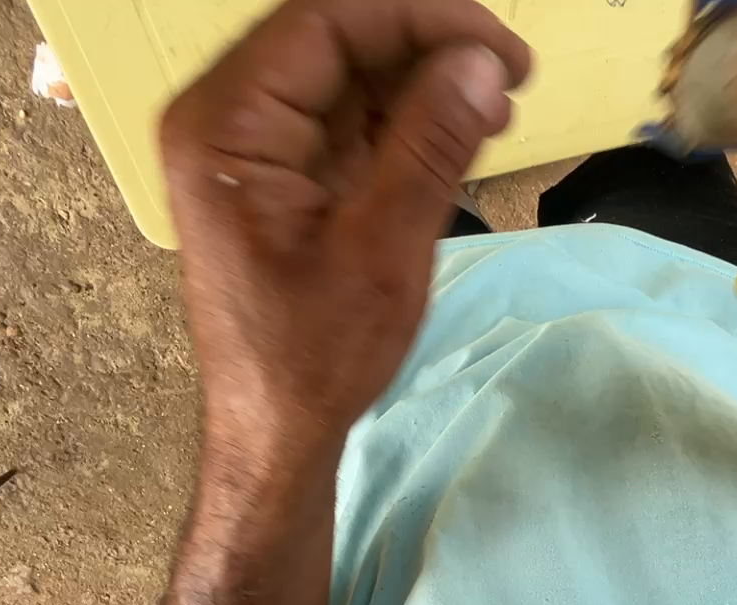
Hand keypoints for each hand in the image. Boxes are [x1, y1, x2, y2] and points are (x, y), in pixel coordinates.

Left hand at [158, 0, 531, 456]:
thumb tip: (481, 64)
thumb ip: (429, 146)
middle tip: (508, 79)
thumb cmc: (319, 355)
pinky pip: (347, 134)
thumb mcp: (382, 248)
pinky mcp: (284, 188)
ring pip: (347, 87)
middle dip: (427, 52)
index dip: (422, 18)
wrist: (279, 432)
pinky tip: (455, 139)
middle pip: (335, 45)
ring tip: (495, 111)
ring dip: (421, 91)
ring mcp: (255, 156)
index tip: (501, 48)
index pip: (326, 21)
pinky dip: (403, 132)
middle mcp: (228, 123)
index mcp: (227, 124)